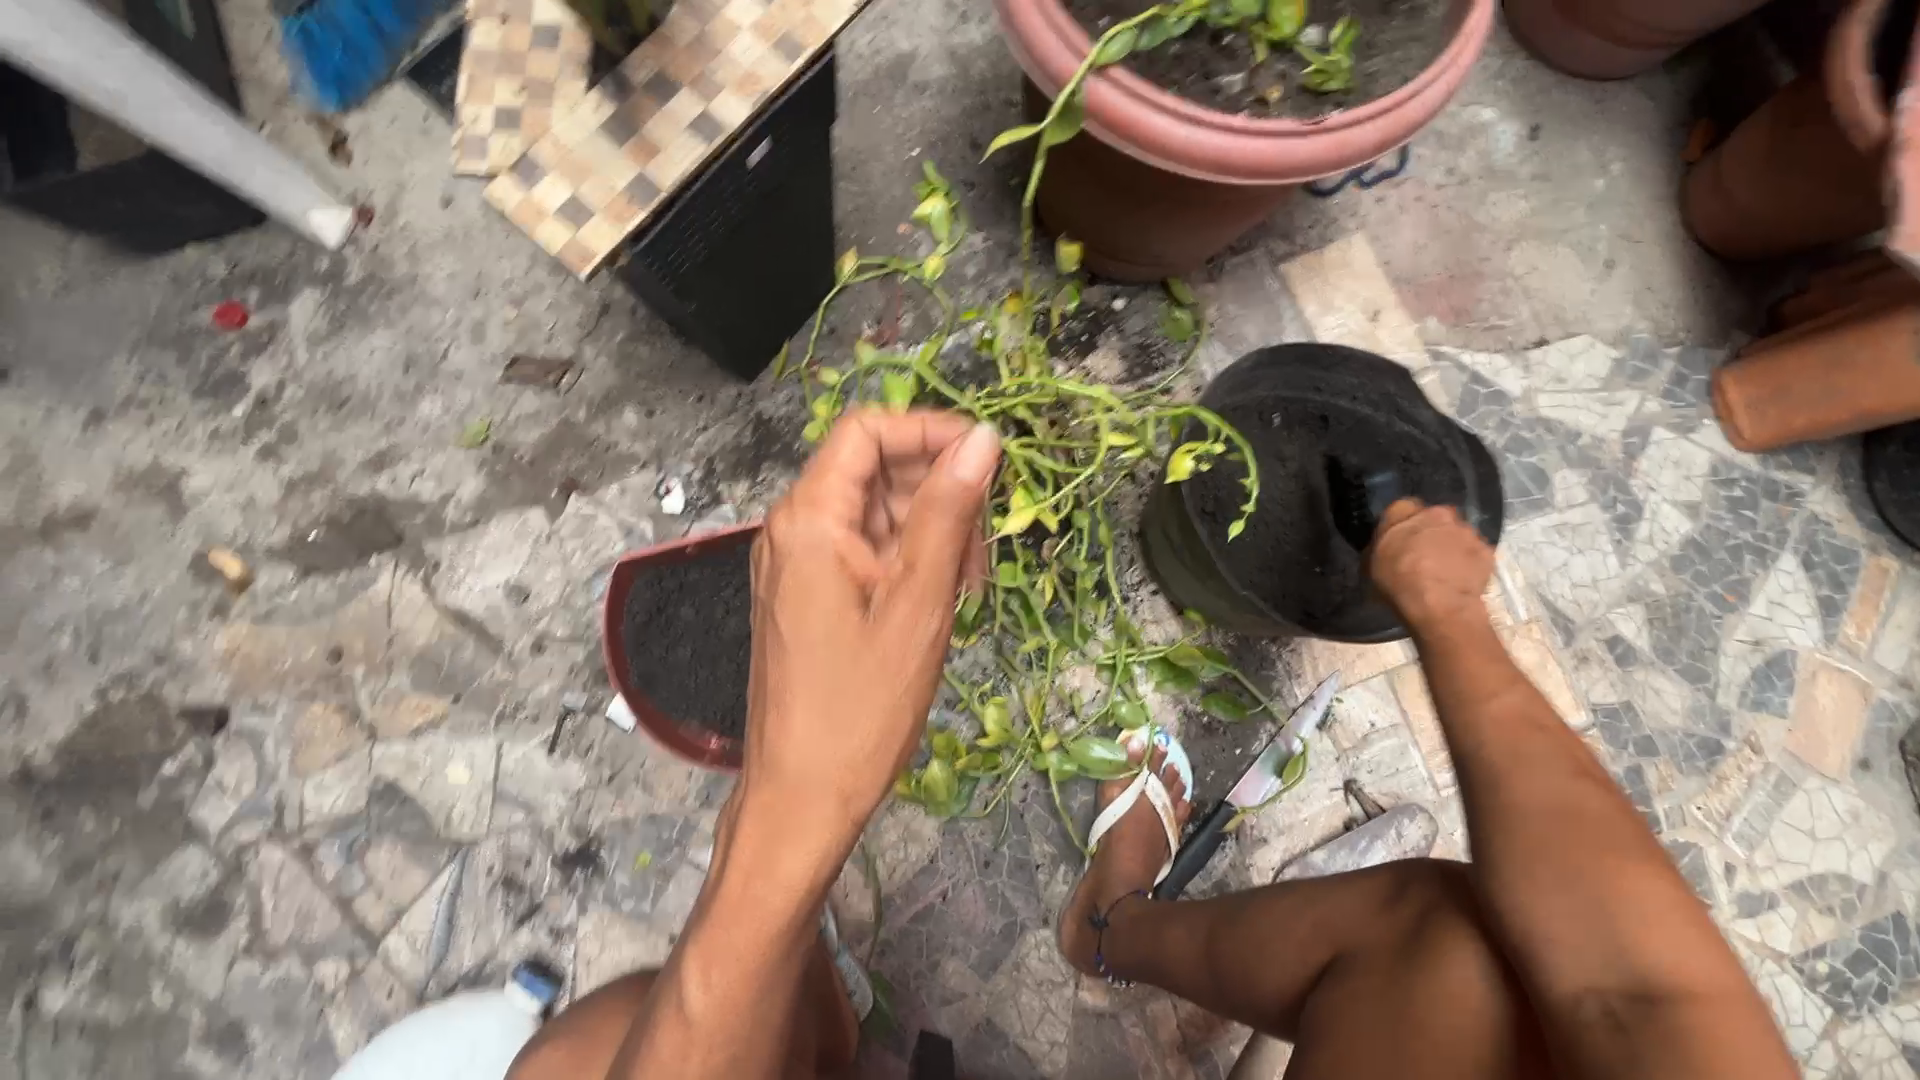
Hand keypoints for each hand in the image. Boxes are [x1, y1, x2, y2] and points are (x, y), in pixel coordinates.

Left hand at [741, 408, 1000, 846]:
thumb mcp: (918, 604)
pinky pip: (865, 553)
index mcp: (809, 519)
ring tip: (969, 585)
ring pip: (875, 514)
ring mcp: (798, 565)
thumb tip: (982, 438)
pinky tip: (942, 600)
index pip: (867, 431)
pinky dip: (909, 562)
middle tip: (986, 545)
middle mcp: (793, 529)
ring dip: (931, 531)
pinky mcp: (808, 596)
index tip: (987, 459)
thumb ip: (948, 512)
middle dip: (938, 489)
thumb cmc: (861, 708)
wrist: (801, 798)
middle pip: (873, 470)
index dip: (929, 431)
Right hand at [1369, 499, 1495, 631]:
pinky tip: (1460, 579)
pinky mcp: (1488, 551)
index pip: (1401, 508)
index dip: (1399, 524)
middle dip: (1429, 531)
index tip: (1397, 540)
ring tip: (1444, 570)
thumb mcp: (1370, 563)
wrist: (1439, 606)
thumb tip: (1386, 545)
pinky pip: (1475, 552)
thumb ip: (1380, 545)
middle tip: (1421, 554)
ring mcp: (1467, 532)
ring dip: (1451, 545)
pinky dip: (1469, 561)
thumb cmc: (1397, 582)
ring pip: (1457, 533)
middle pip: (1434, 518)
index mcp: (1406, 513)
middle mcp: (1440, 514)